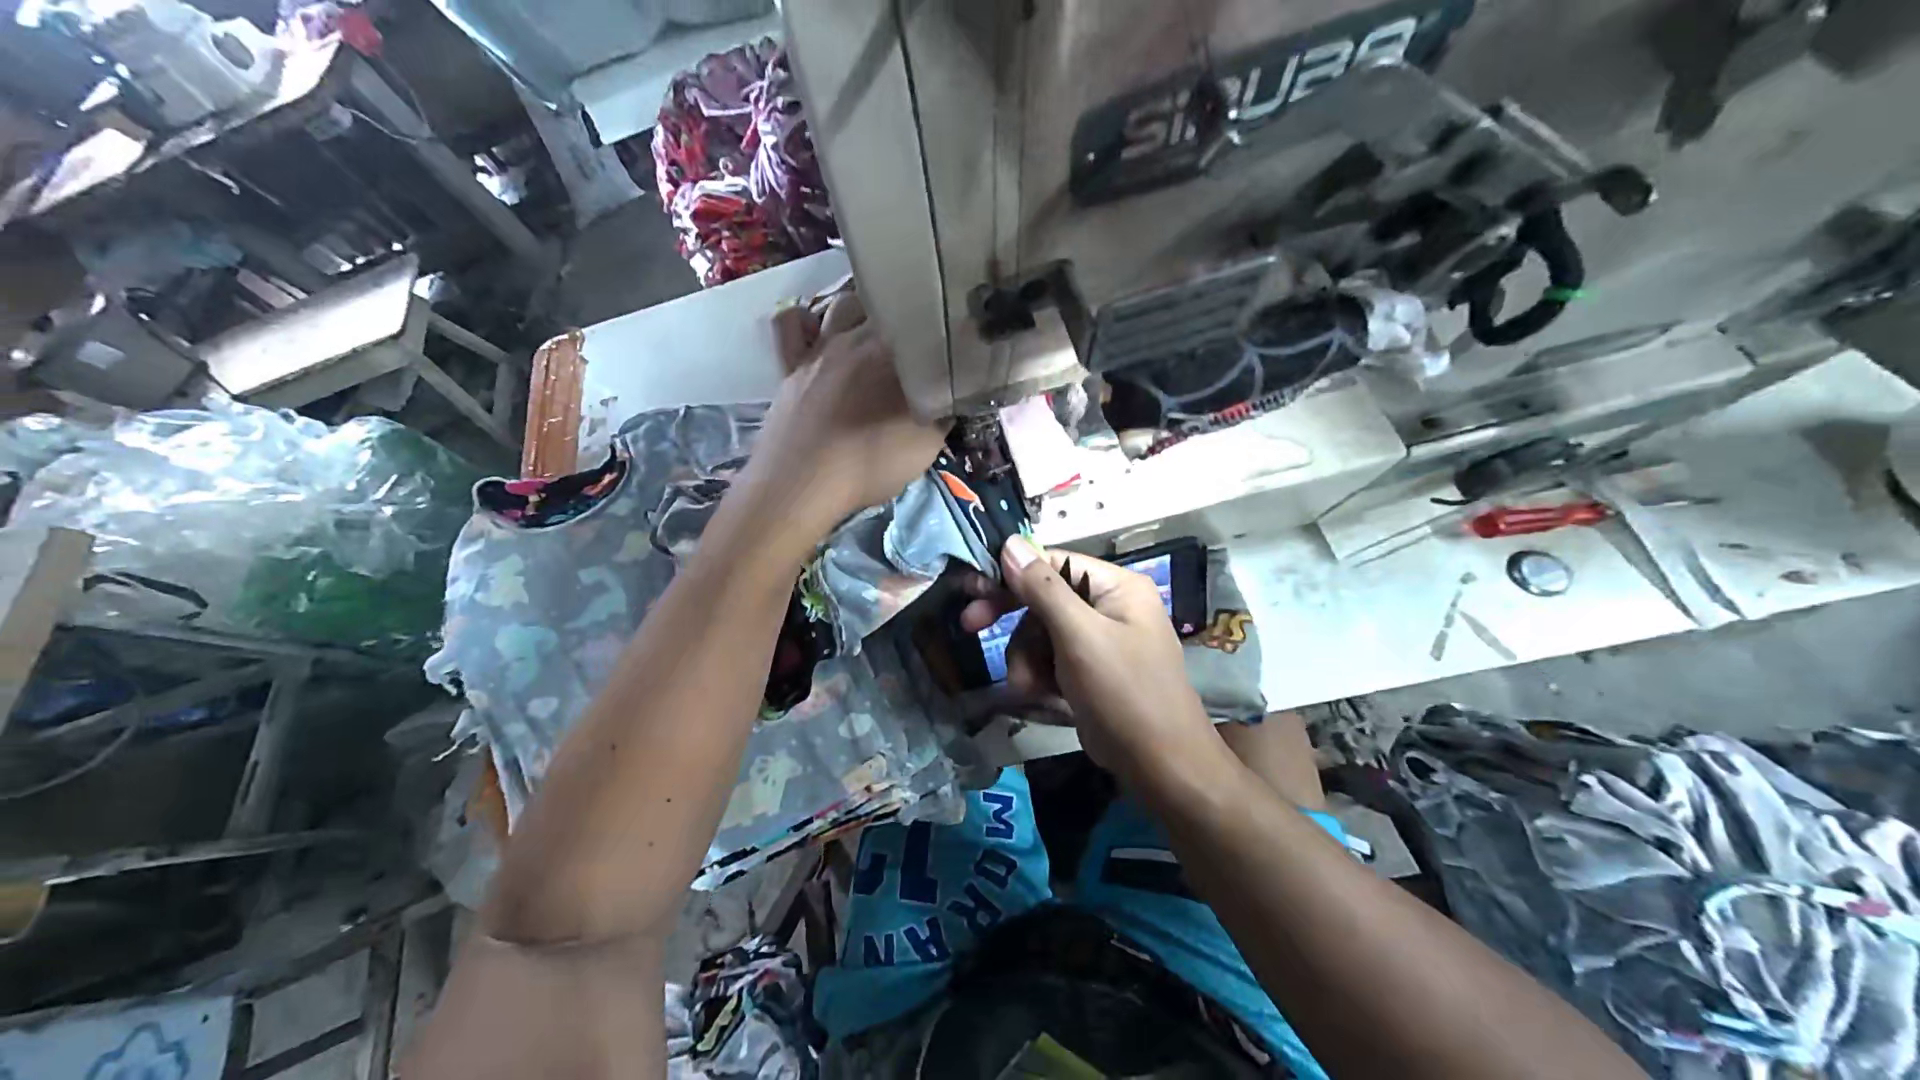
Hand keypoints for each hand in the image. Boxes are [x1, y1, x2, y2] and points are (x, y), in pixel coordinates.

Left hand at [740, 293, 949, 542]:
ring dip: (859, 310)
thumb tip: (953, 391)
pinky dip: (803, 319)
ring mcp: (819, 348)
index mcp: (896, 351)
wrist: (803, 483)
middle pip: (885, 307)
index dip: (939, 327)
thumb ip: (943, 411)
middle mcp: (858, 337)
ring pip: (841, 305)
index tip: (950, 340)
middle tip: (916, 336)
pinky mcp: (789, 365)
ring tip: (871, 327)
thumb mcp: (926, 444)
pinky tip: (815, 329)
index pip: (924, 321)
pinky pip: (789, 324)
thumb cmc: (871, 463)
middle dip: (903, 316)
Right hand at [961, 535, 1219, 781]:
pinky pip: (1051, 661)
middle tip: (971, 626)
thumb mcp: (1079, 636)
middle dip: (1016, 626)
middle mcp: (1109, 607)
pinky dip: (1040, 678)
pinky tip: (1043, 699)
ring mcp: (1100, 642)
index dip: (1012, 575)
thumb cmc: (1125, 693)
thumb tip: (1010, 543)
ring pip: (1040, 635)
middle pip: (1043, 600)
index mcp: (1116, 587)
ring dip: (1026, 661)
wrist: (1162, 767)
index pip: (1054, 563)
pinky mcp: (1090, 672)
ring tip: (1029, 689)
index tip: (974, 590)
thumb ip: (1043, 589)